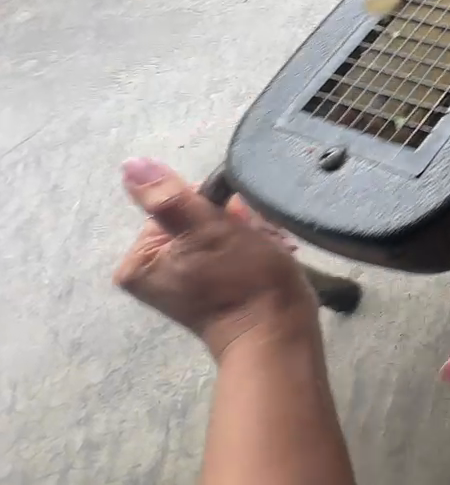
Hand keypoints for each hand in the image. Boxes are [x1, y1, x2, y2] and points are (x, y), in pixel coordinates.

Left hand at [112, 157, 318, 359]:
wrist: (276, 327)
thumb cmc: (243, 279)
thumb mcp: (210, 232)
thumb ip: (170, 199)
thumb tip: (132, 163)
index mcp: (140, 260)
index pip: (180, 206)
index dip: (223, 206)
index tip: (248, 221)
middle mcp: (154, 270)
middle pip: (203, 219)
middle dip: (242, 221)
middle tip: (264, 236)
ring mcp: (183, 280)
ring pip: (223, 233)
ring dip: (255, 232)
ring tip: (273, 245)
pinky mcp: (211, 286)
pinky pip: (231, 250)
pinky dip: (256, 247)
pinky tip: (273, 253)